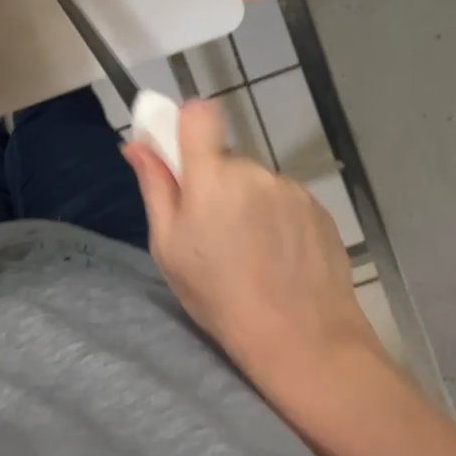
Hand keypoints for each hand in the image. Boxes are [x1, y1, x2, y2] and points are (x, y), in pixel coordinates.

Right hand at [123, 100, 381, 384]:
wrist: (304, 340)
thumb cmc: (219, 296)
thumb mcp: (168, 247)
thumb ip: (155, 188)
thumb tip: (136, 146)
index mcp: (212, 177)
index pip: (198, 115)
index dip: (184, 125)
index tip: (177, 155)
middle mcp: (254, 172)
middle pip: (224, 158)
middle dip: (213, 182)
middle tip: (210, 231)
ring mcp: (291, 190)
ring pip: (254, 182)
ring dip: (245, 202)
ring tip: (248, 252)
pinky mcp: (320, 210)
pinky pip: (282, 200)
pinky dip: (274, 219)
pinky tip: (276, 258)